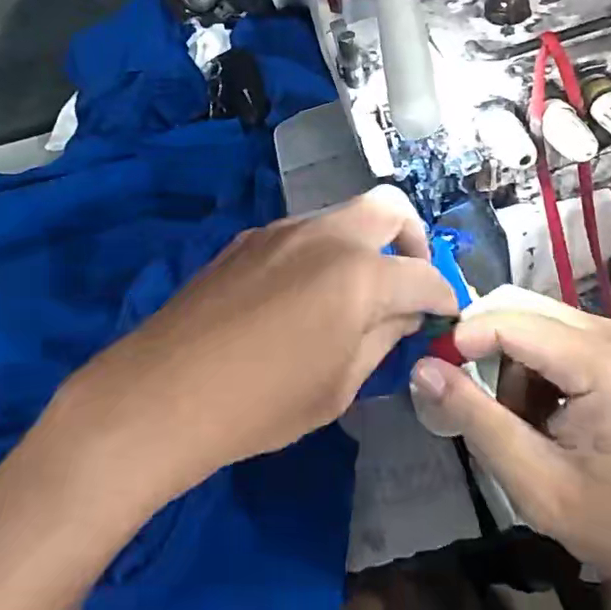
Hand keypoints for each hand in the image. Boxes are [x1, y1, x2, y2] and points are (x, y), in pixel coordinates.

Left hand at [63, 185, 460, 486]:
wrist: (164, 390)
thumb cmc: (263, 403)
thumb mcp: (340, 385)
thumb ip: (382, 337)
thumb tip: (404, 312)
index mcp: (358, 272)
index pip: (423, 274)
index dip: (444, 296)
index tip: (446, 314)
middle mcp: (324, 234)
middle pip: (388, 207)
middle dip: (411, 238)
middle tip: (408, 280)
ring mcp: (282, 230)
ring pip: (341, 216)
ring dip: (362, 245)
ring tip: (351, 296)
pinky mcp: (249, 238)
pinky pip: (303, 233)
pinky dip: (322, 253)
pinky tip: (303, 297)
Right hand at [408, 291, 610, 609]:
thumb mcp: (537, 483)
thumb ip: (475, 419)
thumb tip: (421, 368)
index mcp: (599, 360)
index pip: (507, 321)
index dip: (460, 340)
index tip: (432, 376)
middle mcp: (607, 330)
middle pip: (515, 308)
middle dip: (483, 350)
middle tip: (469, 401)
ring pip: (525, 320)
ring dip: (506, 366)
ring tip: (521, 425)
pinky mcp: (610, 348)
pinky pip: (546, 335)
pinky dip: (527, 370)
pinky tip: (543, 416)